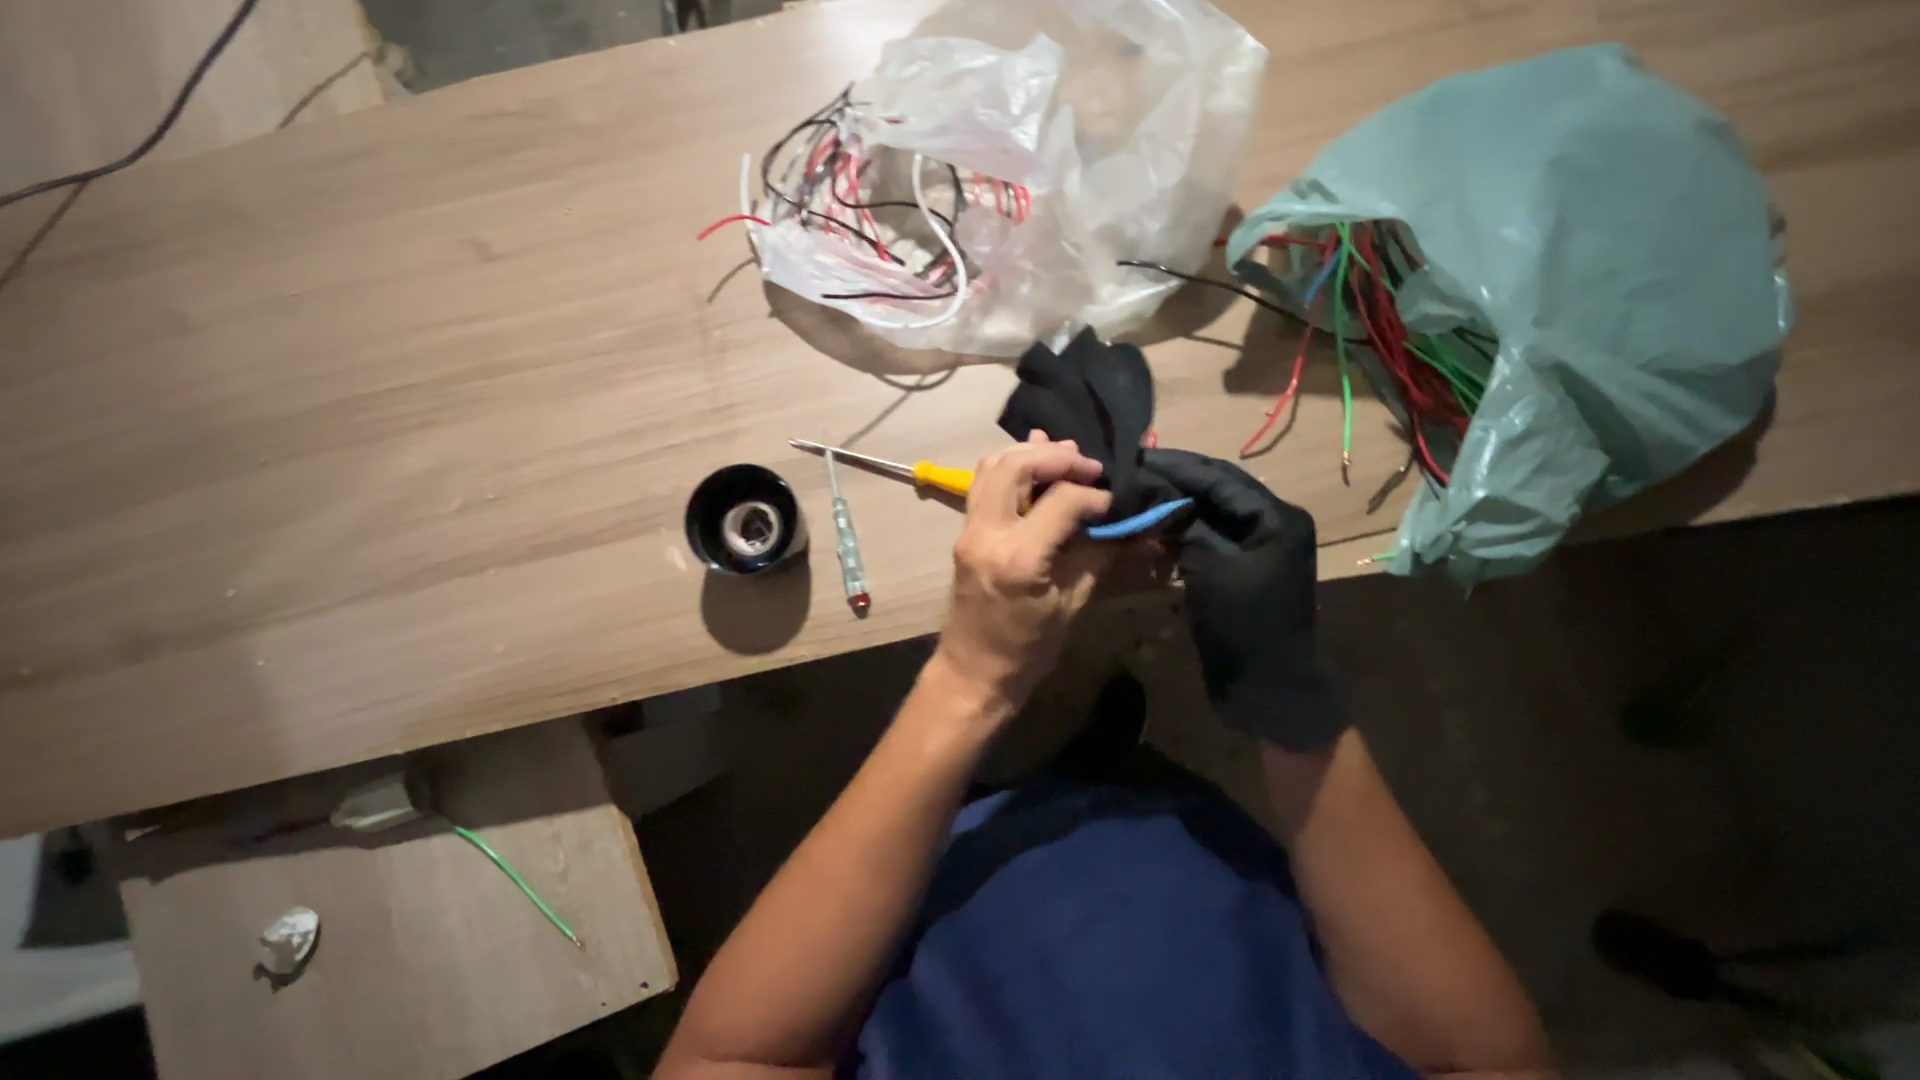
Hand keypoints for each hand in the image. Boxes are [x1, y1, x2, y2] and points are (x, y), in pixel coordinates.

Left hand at [934, 433, 1114, 712]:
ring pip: (993, 464)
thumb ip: (1099, 555)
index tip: (1113, 503)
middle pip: (1017, 465)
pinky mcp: (964, 530)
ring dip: (1031, 453)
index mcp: (1019, 557)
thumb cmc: (1028, 648)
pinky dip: (1011, 466)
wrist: (974, 671)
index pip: (1061, 500)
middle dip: (1058, 457)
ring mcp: (969, 529)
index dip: (1094, 495)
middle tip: (1090, 466)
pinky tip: (1037, 465)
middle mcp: (987, 533)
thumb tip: (1134, 523)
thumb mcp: (1071, 603)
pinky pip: (984, 482)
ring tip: (1066, 458)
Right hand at [1140, 449, 1345, 750]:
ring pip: (1211, 512)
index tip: (1131, 457)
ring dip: (1175, 503)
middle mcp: (1272, 522)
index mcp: (1276, 517)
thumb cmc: (1244, 625)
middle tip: (1128, 472)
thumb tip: (1152, 491)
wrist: (1269, 688)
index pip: (1218, 476)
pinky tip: (1150, 526)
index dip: (1174, 466)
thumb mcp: (1211, 567)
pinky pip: (1209, 536)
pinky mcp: (1242, 568)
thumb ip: (1185, 523)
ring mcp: (1259, 547)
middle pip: (1216, 489)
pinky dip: (1181, 529)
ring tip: (1133, 494)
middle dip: (1173, 480)